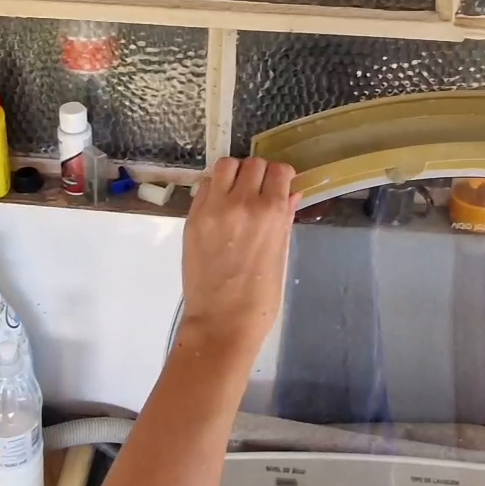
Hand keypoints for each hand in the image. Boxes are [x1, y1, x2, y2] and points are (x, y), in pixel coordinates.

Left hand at [176, 157, 299, 358]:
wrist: (221, 322)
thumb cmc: (260, 297)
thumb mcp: (281, 255)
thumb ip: (284, 219)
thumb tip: (291, 193)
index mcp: (271, 213)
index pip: (279, 170)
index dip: (282, 176)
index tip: (280, 185)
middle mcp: (242, 202)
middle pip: (253, 163)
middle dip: (260, 173)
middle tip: (259, 190)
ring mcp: (214, 208)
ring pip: (225, 165)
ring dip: (235, 173)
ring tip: (237, 191)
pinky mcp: (193, 217)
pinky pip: (205, 185)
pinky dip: (215, 188)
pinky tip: (220, 205)